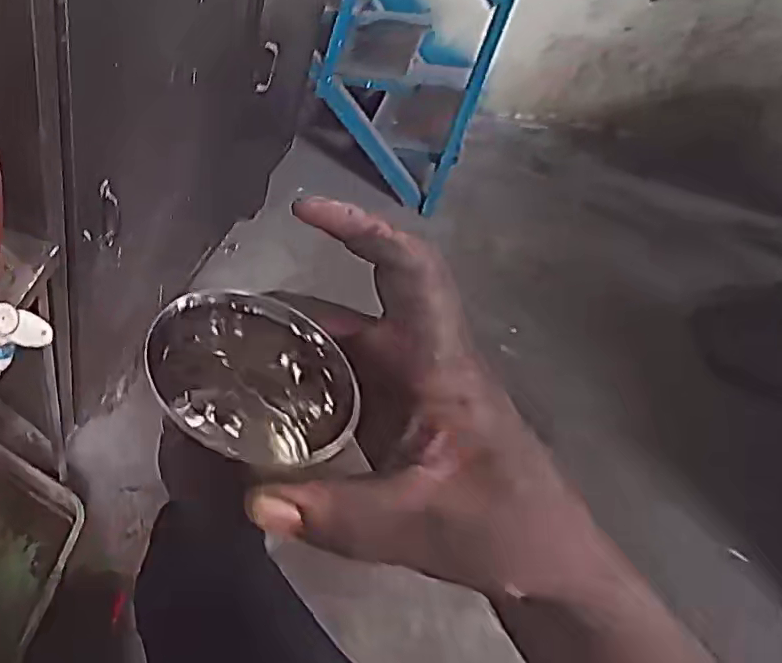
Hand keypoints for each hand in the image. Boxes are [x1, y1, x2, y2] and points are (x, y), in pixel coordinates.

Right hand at [247, 198, 609, 599]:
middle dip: (291, 301)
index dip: (360, 229)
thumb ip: (339, 516)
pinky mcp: (386, 408)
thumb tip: (253, 500)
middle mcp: (414, 355)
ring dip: (287, 339)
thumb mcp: (424, 525)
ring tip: (229, 351)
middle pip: (348, 304)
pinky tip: (259, 390)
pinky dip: (296, 372)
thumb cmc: (511, 532)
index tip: (304, 209)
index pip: (409, 268)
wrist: (552, 572)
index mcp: (438, 359)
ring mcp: (399, 381)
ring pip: (335, 340)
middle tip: (229, 311)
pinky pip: (332, 373)